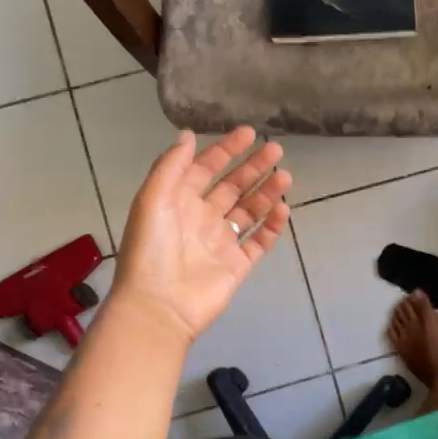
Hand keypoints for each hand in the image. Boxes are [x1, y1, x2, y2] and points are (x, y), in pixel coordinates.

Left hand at [110, 127, 290, 343]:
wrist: (159, 305)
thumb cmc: (151, 250)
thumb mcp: (152, 200)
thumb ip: (170, 166)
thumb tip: (188, 135)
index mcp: (177, 201)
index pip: (205, 168)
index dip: (225, 150)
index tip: (248, 133)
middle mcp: (200, 218)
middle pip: (232, 187)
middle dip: (253, 167)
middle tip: (275, 149)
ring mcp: (221, 242)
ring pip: (249, 211)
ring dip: (266, 192)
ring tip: (285, 176)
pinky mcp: (237, 264)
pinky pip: (260, 241)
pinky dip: (272, 226)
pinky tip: (283, 210)